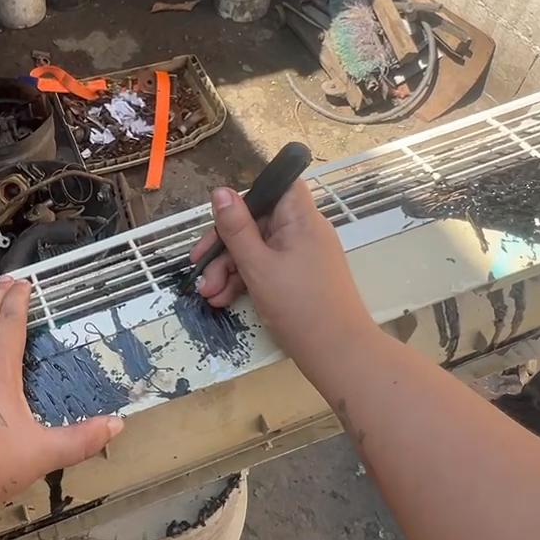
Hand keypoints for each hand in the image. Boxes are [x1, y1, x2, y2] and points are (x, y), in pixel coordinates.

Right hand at [189, 181, 370, 359]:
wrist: (339, 355)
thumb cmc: (299, 306)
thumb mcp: (257, 266)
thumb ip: (236, 228)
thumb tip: (220, 191)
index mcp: (300, 219)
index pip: (278, 184)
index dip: (249, 194)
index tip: (223, 217)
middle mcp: (303, 230)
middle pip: (257, 220)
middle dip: (225, 245)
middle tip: (200, 268)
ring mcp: (301, 254)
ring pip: (257, 247)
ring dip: (229, 268)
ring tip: (209, 295)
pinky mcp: (299, 276)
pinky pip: (266, 266)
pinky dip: (245, 279)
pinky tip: (223, 299)